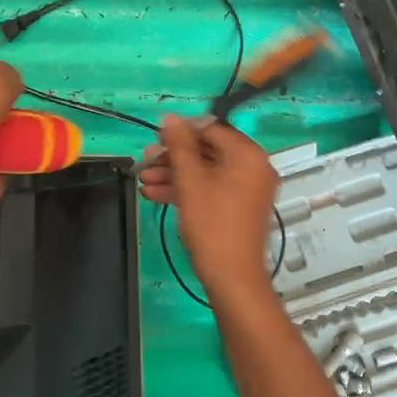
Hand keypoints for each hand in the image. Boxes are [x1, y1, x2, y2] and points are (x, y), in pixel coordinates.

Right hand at [139, 116, 279, 292]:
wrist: (232, 278)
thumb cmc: (212, 224)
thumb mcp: (190, 181)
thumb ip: (179, 145)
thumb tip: (171, 117)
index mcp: (247, 154)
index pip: (210, 130)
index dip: (180, 133)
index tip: (154, 141)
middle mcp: (253, 167)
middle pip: (207, 151)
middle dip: (172, 158)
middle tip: (144, 163)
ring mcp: (247, 189)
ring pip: (206, 172)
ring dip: (174, 175)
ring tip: (143, 180)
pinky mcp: (238, 207)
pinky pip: (211, 189)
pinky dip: (187, 190)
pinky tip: (155, 195)